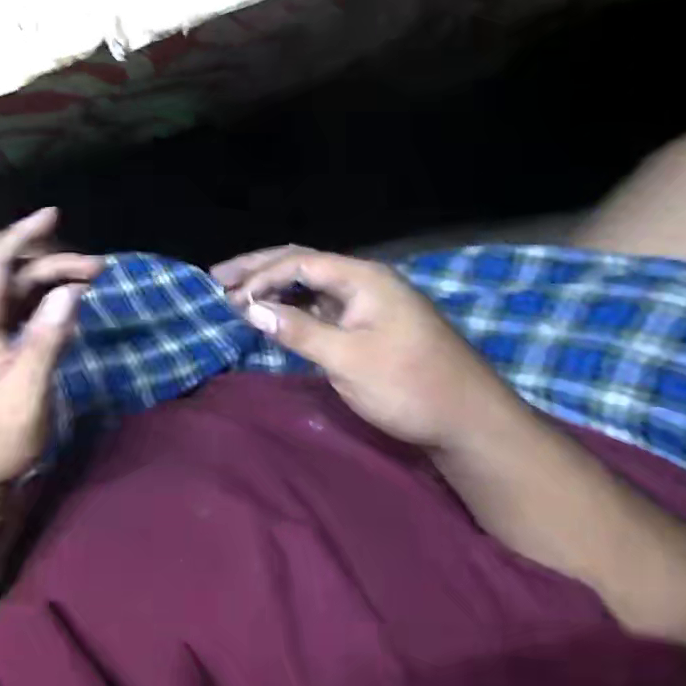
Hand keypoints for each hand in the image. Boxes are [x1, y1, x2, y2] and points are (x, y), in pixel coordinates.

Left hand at [0, 208, 101, 482]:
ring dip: (53, 286)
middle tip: (100, 270)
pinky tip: (71, 310)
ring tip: (93, 284)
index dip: (22, 235)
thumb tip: (70, 293)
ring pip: (19, 296)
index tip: (53, 213)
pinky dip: (46, 307)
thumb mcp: (26, 391)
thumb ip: (47, 339)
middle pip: (14, 278)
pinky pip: (20, 316)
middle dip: (54, 267)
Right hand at [212, 247, 525, 451]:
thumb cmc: (410, 386)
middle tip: (216, 277)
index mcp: (365, 279)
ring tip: (232, 292)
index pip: (300, 262)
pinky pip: (316, 304)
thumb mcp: (348, 360)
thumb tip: (249, 308)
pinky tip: (267, 313)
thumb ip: (298, 330)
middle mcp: (363, 282)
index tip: (229, 297)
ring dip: (270, 286)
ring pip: (307, 283)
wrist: (469, 422)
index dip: (260, 276)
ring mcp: (365, 303)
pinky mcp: (364, 325)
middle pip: (301, 263)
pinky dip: (287, 305)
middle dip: (257, 269)